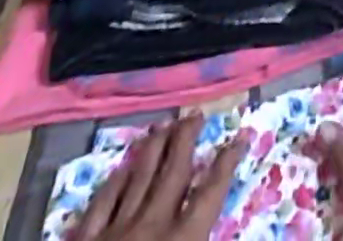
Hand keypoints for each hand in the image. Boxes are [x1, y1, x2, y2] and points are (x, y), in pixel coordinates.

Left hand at [75, 113, 249, 240]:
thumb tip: (212, 232)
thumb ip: (201, 240)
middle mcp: (152, 225)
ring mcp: (115, 231)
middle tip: (196, 114)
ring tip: (164, 125)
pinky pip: (102, 203)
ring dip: (154, 148)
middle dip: (187, 138)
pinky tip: (122, 168)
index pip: (212, 191)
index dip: (228, 161)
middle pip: (174, 171)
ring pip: (139, 177)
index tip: (241, 135)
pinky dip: (115, 181)